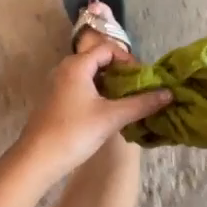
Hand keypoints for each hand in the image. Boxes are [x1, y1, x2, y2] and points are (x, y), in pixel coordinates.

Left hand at [18, 42, 171, 175]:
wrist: (37, 158)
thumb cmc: (75, 132)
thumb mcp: (112, 117)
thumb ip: (141, 104)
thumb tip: (168, 93)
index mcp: (77, 65)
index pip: (107, 48)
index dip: (128, 59)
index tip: (143, 77)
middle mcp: (64, 69)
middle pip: (97, 60)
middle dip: (120, 72)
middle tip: (139, 89)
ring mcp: (57, 84)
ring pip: (89, 75)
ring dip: (109, 84)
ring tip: (127, 101)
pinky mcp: (54, 100)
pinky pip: (80, 87)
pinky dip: (96, 93)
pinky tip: (107, 111)